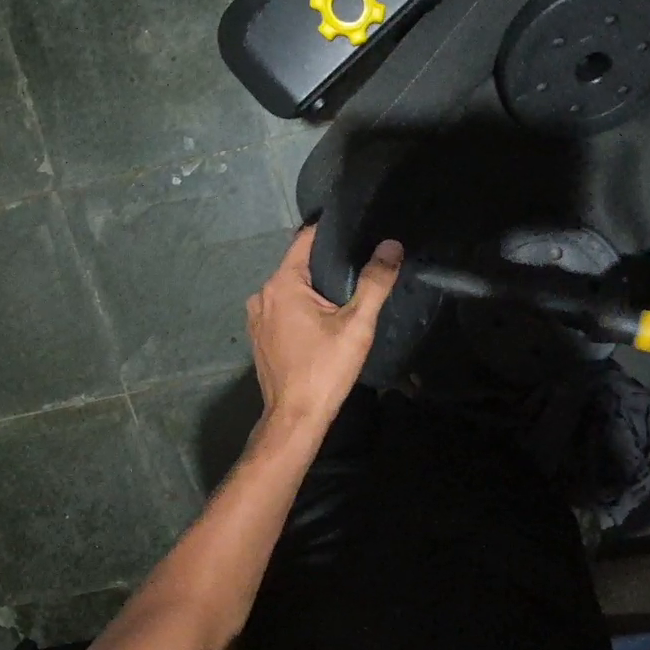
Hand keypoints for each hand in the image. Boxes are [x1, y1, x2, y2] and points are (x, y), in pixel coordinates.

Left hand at [245, 226, 402, 428]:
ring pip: (290, 289)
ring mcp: (257, 318)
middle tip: (360, 265)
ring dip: (314, 289)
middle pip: (298, 265)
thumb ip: (374, 282)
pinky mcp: (259, 337)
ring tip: (346, 293)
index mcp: (282, 283)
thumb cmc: (325, 369)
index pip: (305, 239)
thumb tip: (391, 245)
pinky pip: (283, 310)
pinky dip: (301, 308)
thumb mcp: (357, 325)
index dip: (332, 231)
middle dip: (327, 264)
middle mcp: (263, 295)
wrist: (295, 419)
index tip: (357, 230)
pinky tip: (323, 321)